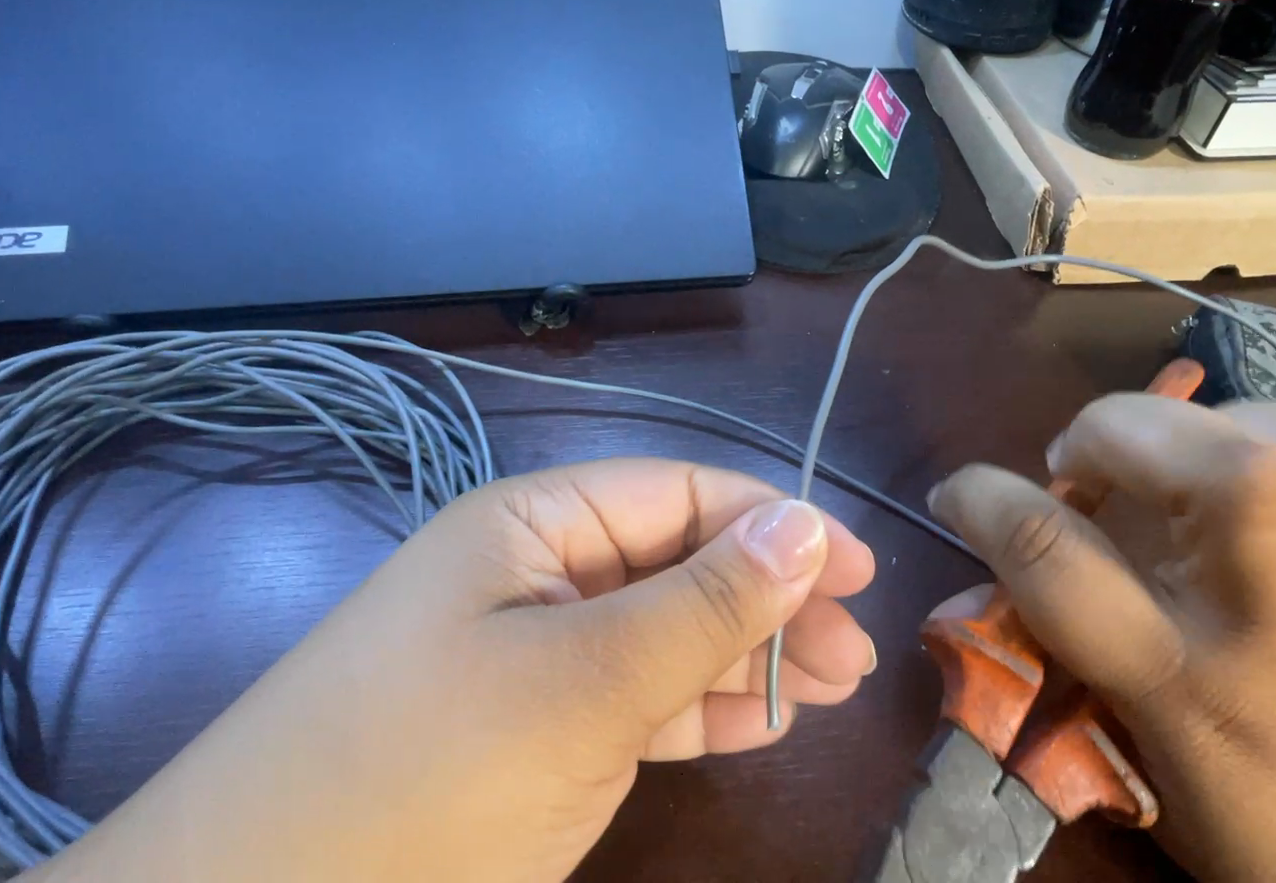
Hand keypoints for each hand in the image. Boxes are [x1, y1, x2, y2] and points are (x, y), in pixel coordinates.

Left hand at [26, 459, 875, 882]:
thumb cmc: (421, 779)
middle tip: (851, 652)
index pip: (678, 496)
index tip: (854, 572)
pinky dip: (698, 707)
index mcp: (534, 524)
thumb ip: (700, 606)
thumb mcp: (581, 684)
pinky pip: (636, 696)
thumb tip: (804, 527)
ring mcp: (535, 654)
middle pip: (679, 562)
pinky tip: (757, 721)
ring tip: (828, 685)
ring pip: (664, 631)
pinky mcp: (534, 727)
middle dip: (768, 599)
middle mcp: (538, 573)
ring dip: (745, 654)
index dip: (772, 523)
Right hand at [929, 398, 1275, 882]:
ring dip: (1234, 421)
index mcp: (1190, 696)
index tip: (959, 491)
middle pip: (1219, 478)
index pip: (1059, 565)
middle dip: (1119, 426)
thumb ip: (1074, 684)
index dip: (985, 502)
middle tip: (1084, 448)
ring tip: (1195, 444)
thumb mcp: (1157, 788)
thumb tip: (975, 606)